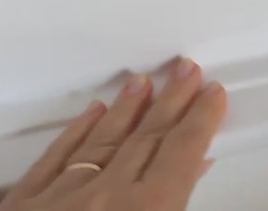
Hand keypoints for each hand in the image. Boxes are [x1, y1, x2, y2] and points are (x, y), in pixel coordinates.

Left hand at [0, 58, 225, 210]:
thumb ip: (175, 207)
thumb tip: (192, 173)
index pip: (182, 151)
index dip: (201, 118)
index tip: (213, 92)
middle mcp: (107, 198)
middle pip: (147, 137)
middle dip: (171, 101)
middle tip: (187, 70)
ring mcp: (58, 202)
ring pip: (102, 141)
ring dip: (127, 110)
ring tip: (144, 82)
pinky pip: (54, 160)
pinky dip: (76, 134)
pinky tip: (90, 115)